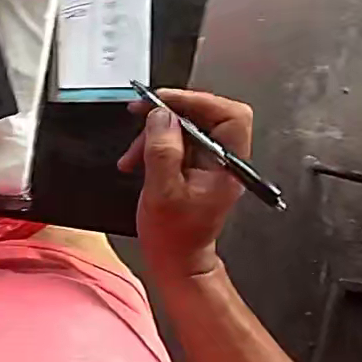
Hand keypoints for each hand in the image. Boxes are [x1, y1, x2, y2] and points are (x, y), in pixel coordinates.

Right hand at [117, 89, 254, 278]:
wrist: (175, 260)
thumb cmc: (174, 236)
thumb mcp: (163, 192)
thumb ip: (162, 151)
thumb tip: (161, 116)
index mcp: (227, 165)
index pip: (229, 115)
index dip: (198, 101)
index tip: (165, 102)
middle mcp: (222, 159)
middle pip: (204, 116)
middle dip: (168, 115)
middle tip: (140, 112)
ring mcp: (208, 162)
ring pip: (184, 127)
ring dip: (153, 134)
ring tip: (132, 155)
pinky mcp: (192, 165)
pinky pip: (174, 141)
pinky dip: (152, 145)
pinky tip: (136, 159)